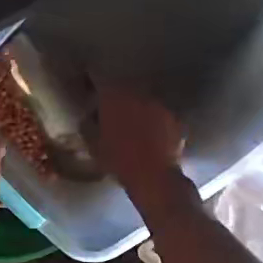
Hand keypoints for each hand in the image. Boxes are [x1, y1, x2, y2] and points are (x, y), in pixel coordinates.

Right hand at [93, 86, 187, 202]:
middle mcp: (139, 95)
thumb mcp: (93, 146)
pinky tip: (151, 137)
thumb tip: (88, 119)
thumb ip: (88, 127)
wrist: (153, 176)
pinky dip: (155, 123)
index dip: (97, 94)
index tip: (94, 104)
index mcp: (114, 99)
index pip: (102, 87)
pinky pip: (160, 116)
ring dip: (138, 111)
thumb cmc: (118, 160)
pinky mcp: (175, 119)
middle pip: (126, 92)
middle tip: (113, 117)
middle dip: (119, 102)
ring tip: (134, 129)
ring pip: (144, 103)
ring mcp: (160, 106)